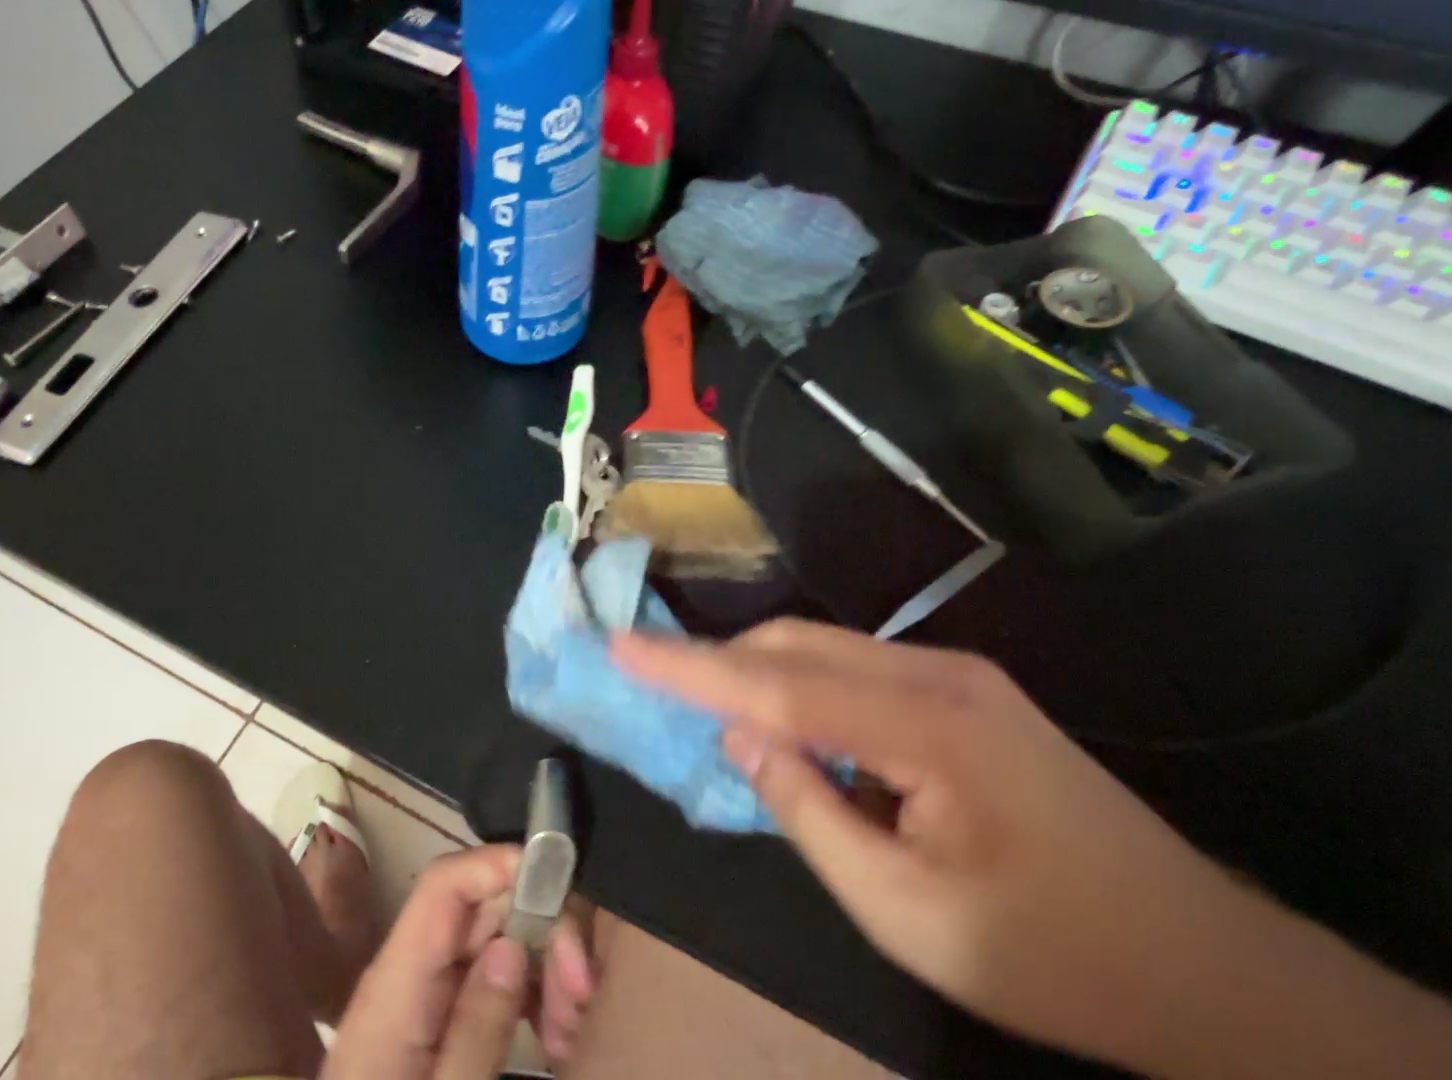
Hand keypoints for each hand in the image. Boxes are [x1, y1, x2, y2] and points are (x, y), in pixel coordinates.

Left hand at [322, 846, 596, 1079]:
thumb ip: (475, 1030)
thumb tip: (512, 945)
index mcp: (397, 982)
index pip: (445, 884)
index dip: (502, 864)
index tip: (566, 890)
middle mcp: (409, 968)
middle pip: (484, 908)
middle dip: (545, 932)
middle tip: (583, 993)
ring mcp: (425, 988)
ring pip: (497, 938)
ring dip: (546, 967)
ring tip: (571, 1029)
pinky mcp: (438, 1010)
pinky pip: (492, 975)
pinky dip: (530, 994)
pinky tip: (555, 1036)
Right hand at [611, 620, 1296, 1071]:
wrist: (1203, 965)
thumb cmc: (1044, 952)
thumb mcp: (902, 906)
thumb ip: (807, 811)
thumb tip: (741, 739)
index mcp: (926, 728)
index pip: (776, 686)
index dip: (688, 668)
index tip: (618, 645)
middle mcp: (942, 678)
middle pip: (799, 647)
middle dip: (717, 661)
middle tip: (650, 684)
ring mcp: (965, 682)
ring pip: (829, 651)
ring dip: (759, 674)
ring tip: (701, 705)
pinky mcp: (974, 699)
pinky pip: (863, 673)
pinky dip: (805, 690)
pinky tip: (786, 727)